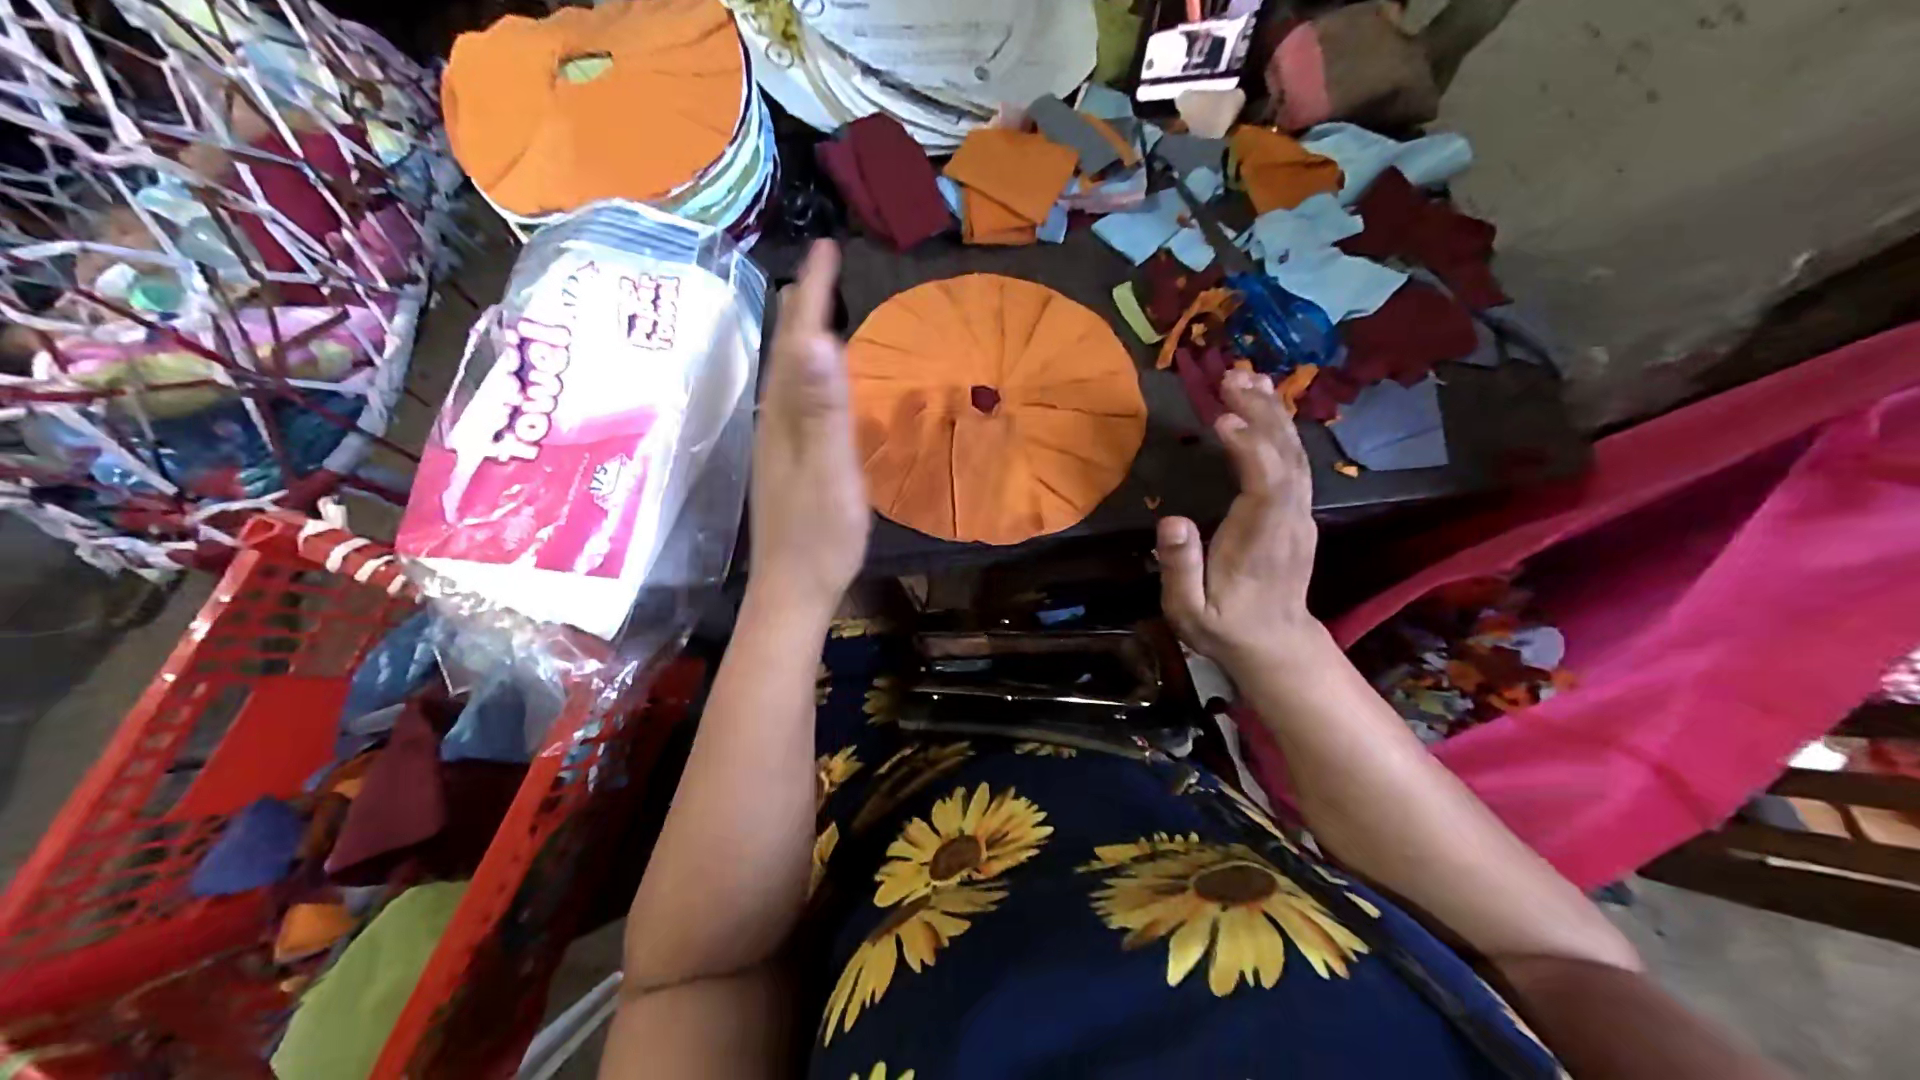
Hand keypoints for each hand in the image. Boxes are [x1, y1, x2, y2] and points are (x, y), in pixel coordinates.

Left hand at [747, 240, 869, 616]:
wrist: (794, 589)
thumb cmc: (820, 535)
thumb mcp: (830, 470)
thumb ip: (824, 409)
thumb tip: (820, 341)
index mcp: (786, 416)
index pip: (799, 341)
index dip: (812, 294)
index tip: (825, 249)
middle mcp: (775, 421)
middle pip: (786, 352)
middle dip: (802, 305)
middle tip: (820, 268)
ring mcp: (778, 443)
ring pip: (788, 375)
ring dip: (801, 337)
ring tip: (814, 309)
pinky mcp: (787, 462)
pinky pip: (796, 400)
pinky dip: (807, 373)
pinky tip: (814, 381)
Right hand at [1157, 369, 1323, 669]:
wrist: (1274, 644)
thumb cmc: (1224, 627)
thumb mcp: (1188, 611)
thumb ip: (1179, 569)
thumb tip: (1170, 521)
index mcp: (1261, 543)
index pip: (1266, 487)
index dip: (1250, 449)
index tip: (1221, 418)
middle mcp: (1289, 521)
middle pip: (1285, 458)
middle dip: (1261, 414)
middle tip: (1231, 378)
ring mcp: (1299, 514)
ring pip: (1294, 455)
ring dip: (1272, 414)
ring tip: (1247, 378)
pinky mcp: (1298, 511)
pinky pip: (1294, 462)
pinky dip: (1280, 430)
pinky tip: (1264, 408)